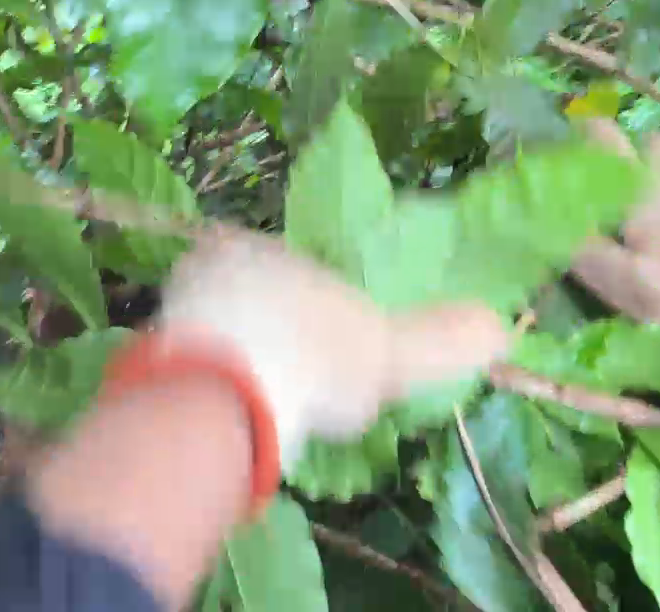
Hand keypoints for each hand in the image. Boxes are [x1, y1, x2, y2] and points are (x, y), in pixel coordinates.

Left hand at [159, 228, 509, 461]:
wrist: (231, 388)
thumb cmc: (317, 357)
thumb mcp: (391, 352)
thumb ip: (441, 339)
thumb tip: (501, 326)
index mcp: (277, 252)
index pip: (291, 266)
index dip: (304, 302)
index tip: (314, 343)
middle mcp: (223, 261)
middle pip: (248, 289)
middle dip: (265, 323)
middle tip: (284, 372)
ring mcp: (183, 297)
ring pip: (212, 318)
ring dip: (231, 350)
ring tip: (253, 396)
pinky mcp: (158, 339)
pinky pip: (184, 353)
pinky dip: (202, 376)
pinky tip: (219, 408)